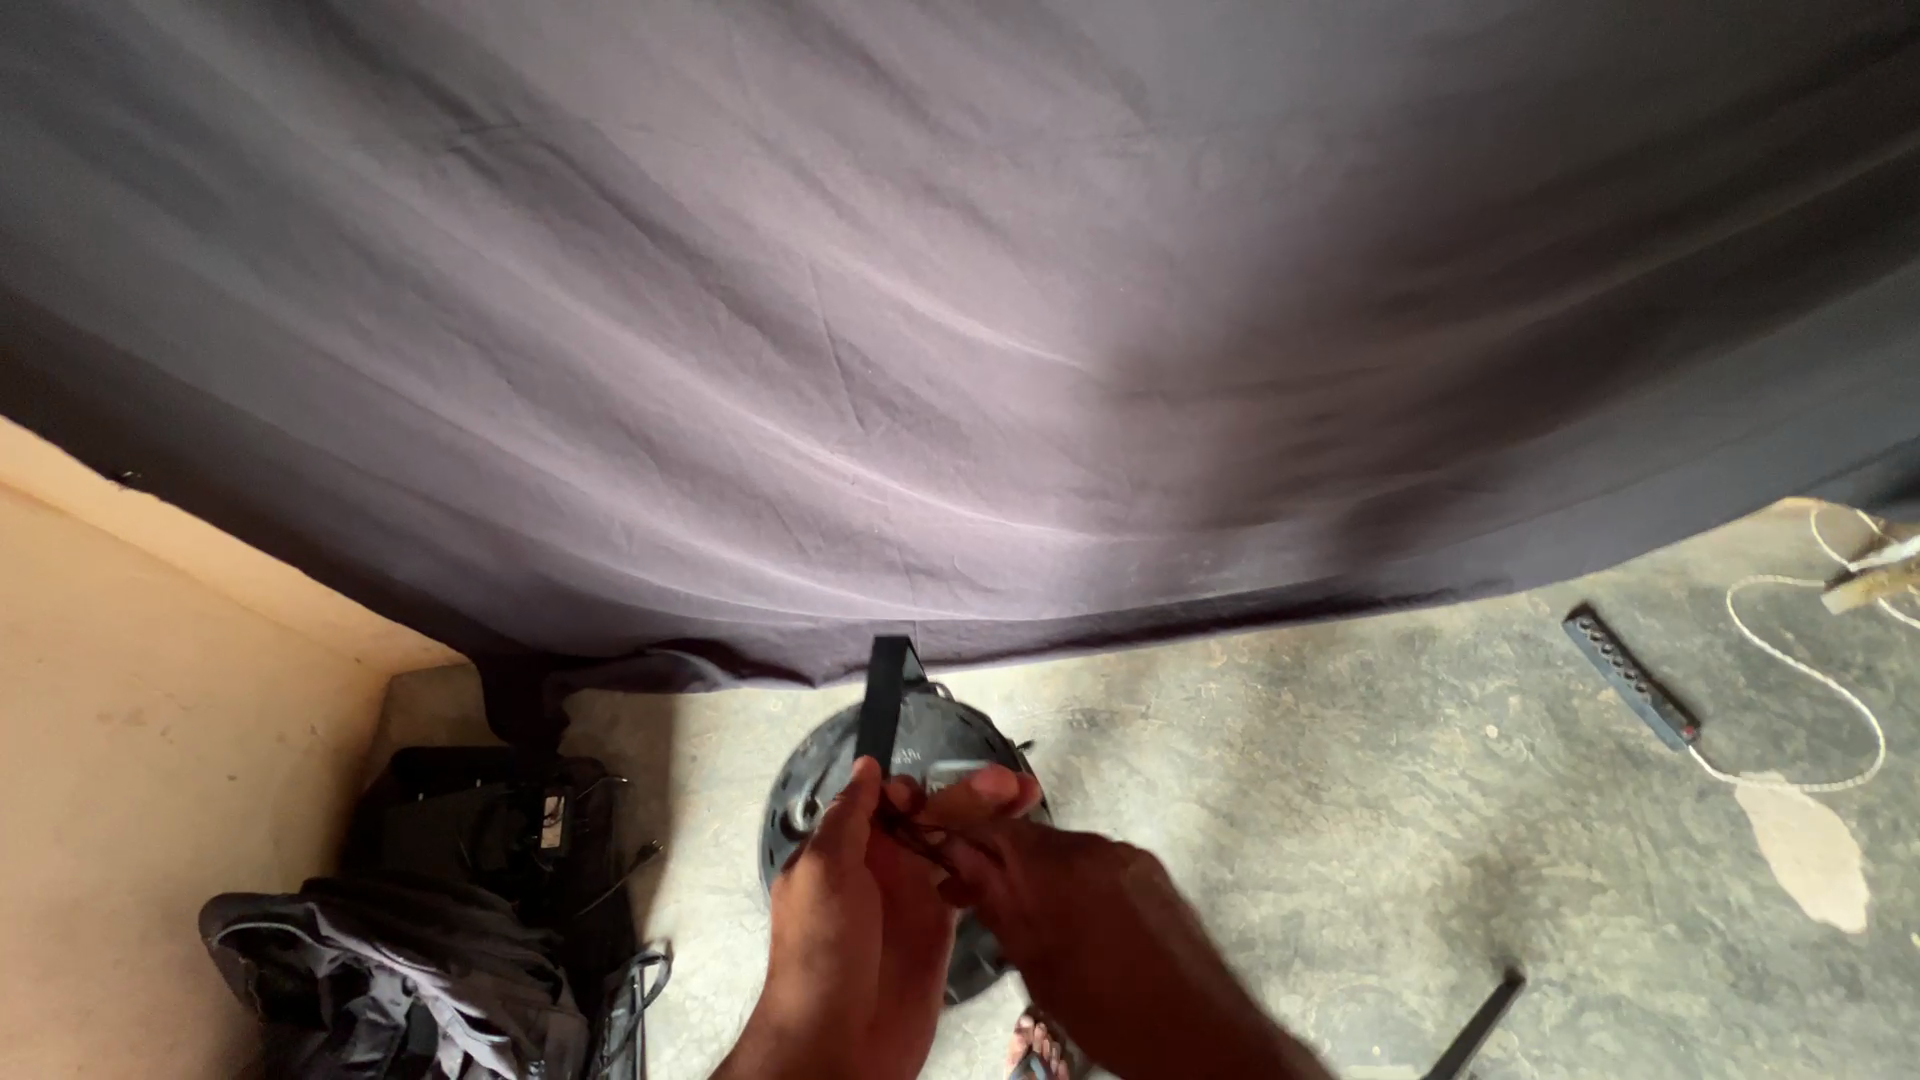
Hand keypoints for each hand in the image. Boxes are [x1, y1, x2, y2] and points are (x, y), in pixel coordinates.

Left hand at [713, 756, 1041, 1079]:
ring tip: (1028, 794)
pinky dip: (993, 859)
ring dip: (991, 818)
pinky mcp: (941, 924)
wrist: (839, 1045)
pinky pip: (969, 879)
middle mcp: (883, 862)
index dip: (915, 790)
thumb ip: (847, 816)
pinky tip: (1022, 844)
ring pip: (956, 841)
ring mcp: (914, 893)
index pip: (887, 799)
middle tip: (1011, 783)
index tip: (935, 795)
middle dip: (969, 794)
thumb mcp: (822, 872)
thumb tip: (866, 766)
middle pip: (930, 815)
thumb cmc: (822, 950)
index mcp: (849, 845)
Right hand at [939, 819, 1334, 1079]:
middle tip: (976, 899)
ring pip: (1064, 850)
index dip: (966, 840)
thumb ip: (996, 902)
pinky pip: (1097, 861)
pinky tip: (1078, 921)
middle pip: (1031, 838)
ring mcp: (1128, 853)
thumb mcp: (1037, 965)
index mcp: (1061, 867)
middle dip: (1001, 862)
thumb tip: (958, 858)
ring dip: (1039, 873)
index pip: (997, 828)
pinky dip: (1076, 880)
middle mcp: (1095, 845)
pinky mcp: (1151, 869)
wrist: (1203, 1033)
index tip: (946, 865)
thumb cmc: (1109, 1010)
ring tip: (1032, 919)